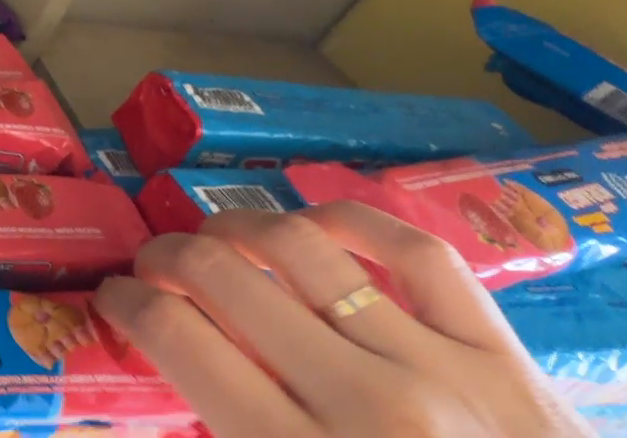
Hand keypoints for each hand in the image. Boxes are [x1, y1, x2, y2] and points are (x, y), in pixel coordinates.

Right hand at [94, 201, 591, 437]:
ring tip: (219, 242)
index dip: (123, 301)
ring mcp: (445, 372)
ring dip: (234, 227)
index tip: (114, 298)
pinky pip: (416, 252)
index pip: (173, 334)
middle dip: (161, 256)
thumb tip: (122, 403)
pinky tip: (315, 229)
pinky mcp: (511, 360)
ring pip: (301, 245)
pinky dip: (349, 221)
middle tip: (153, 269)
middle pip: (219, 274)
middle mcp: (367, 405)